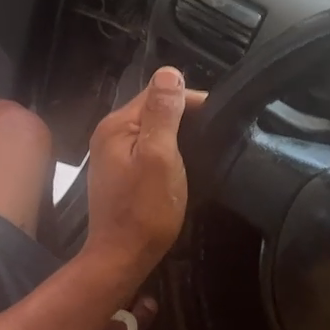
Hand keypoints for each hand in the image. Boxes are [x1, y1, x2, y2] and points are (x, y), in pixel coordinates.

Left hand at [83, 66, 203, 272]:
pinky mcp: (120, 171)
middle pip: (155, 108)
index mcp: (117, 124)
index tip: (219, 117)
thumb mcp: (159, 156)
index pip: (158, 92)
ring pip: (153, 129)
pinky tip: (184, 162)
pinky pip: (148, 147)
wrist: (122, 257)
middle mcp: (110, 132)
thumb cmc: (145, 209)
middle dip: (185, 116)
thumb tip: (169, 72)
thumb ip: (163, 113)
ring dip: (178, 133)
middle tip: (217, 133)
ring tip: (205, 146)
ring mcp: (112, 153)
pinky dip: (168, 149)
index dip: (190, 100)